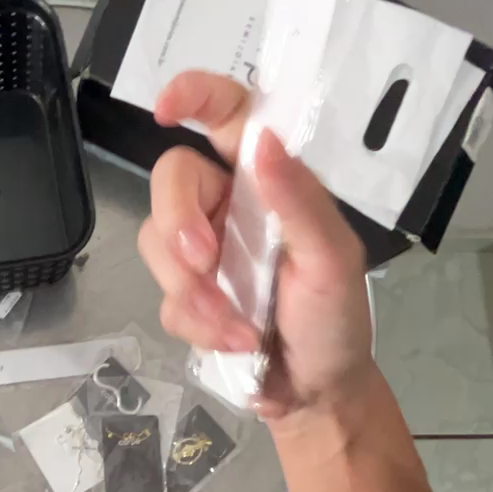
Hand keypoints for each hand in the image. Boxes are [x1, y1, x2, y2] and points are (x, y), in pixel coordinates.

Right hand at [137, 71, 377, 420]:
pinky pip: (166, 303)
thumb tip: (263, 142)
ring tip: (238, 327)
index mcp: (267, 184)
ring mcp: (204, 259)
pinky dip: (200, 328)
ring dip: (193, 293)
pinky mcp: (189, 303)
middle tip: (203, 262)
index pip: (228, 119)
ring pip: (157, 246)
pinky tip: (236, 343)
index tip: (165, 108)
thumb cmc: (335, 322)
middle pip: (170, 183)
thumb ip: (300, 202)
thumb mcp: (332, 260)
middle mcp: (228, 210)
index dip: (196, 98)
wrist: (316, 392)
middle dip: (177, 222)